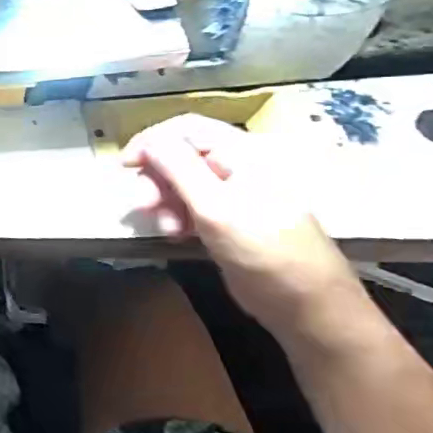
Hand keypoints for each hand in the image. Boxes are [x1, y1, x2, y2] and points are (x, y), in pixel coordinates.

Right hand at [121, 114, 377, 352]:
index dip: (150, 141)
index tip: (126, 166)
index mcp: (241, 153)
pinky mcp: (229, 220)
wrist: (306, 305)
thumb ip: (178, 167)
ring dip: (164, 201)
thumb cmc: (261, 249)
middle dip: (156, 178)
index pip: (185, 128)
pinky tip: (175, 235)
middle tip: (142, 206)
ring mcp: (234, 194)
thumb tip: (148, 141)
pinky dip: (177, 216)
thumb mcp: (213, 205)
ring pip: (182, 183)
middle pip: (180, 155)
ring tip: (164, 228)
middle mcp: (236, 167)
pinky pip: (191, 205)